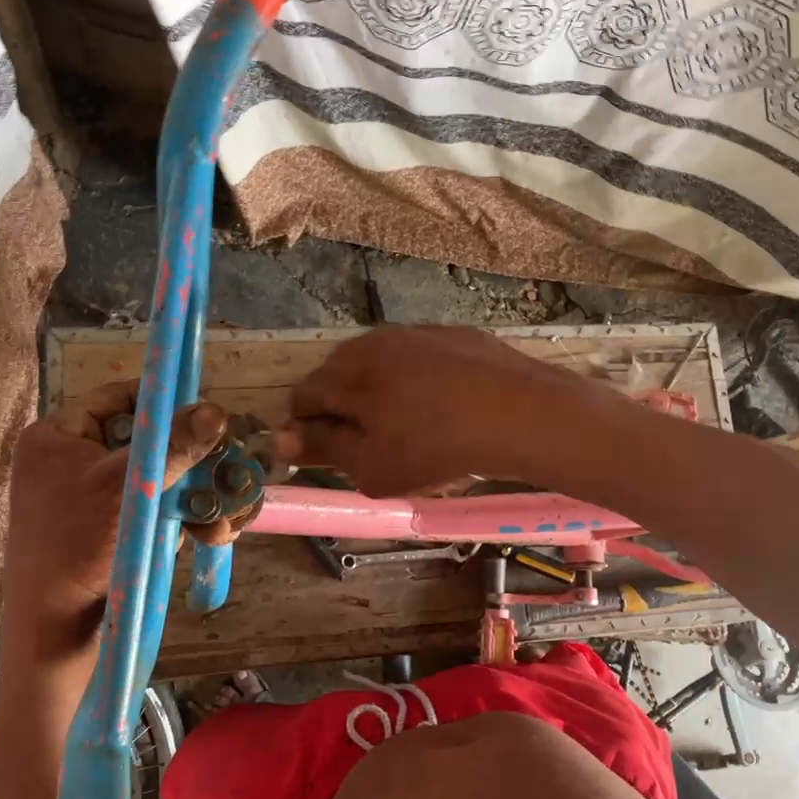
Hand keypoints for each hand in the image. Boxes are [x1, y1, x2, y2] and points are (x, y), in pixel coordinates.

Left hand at [1, 381, 228, 656]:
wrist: (55, 630)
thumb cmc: (76, 547)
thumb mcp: (129, 489)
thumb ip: (173, 446)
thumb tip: (216, 409)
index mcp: (60, 436)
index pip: (120, 398)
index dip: (166, 403)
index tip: (209, 416)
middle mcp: (77, 461)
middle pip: (152, 442)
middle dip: (196, 464)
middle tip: (230, 473)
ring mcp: (97, 498)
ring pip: (164, 479)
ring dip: (200, 498)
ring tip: (226, 522)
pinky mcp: (115, 529)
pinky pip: (159, 510)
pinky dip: (187, 521)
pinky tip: (214, 536)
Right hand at [274, 325, 611, 495]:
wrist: (519, 413)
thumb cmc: (433, 448)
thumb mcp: (369, 466)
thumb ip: (322, 449)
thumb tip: (279, 439)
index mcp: (344, 374)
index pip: (302, 397)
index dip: (307, 430)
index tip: (329, 456)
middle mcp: (372, 341)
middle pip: (339, 376)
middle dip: (344, 410)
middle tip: (372, 449)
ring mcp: (416, 332)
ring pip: (381, 366)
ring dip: (382, 395)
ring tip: (412, 431)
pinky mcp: (455, 334)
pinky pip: (421, 360)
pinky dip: (420, 382)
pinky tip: (447, 410)